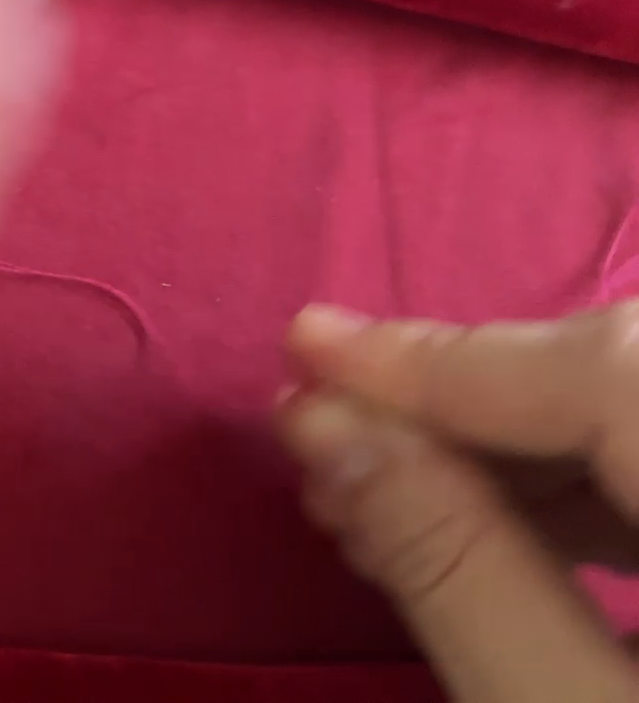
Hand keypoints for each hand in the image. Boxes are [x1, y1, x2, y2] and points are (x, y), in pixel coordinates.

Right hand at [277, 303, 638, 702]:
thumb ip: (448, 567)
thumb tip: (316, 425)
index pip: (620, 380)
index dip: (443, 355)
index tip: (306, 347)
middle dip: (467, 395)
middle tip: (329, 430)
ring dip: (505, 441)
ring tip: (376, 489)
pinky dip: (580, 484)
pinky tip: (482, 521)